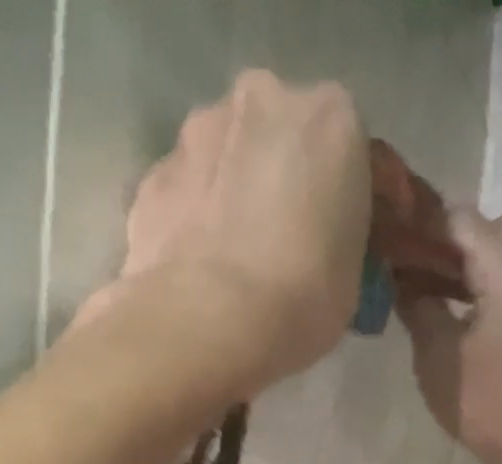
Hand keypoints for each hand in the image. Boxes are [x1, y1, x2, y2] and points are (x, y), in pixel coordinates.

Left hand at [73, 69, 372, 387]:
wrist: (201, 322)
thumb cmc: (299, 296)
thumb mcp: (355, 268)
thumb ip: (339, 231)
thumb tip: (320, 246)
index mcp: (329, 115)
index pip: (349, 148)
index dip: (348, 196)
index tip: (343, 236)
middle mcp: (258, 103)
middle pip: (276, 137)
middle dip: (280, 175)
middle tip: (283, 237)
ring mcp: (192, 138)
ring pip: (220, 158)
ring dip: (228, 190)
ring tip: (229, 252)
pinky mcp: (147, 181)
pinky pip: (180, 194)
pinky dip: (186, 218)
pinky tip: (190, 262)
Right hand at [399, 209, 501, 463]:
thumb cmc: (486, 400)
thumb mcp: (437, 356)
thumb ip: (420, 310)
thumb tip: (404, 283)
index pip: (467, 222)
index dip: (428, 220)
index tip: (393, 229)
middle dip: (462, 234)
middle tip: (422, 261)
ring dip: (474, 258)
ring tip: (429, 284)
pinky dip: (483, 280)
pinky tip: (450, 309)